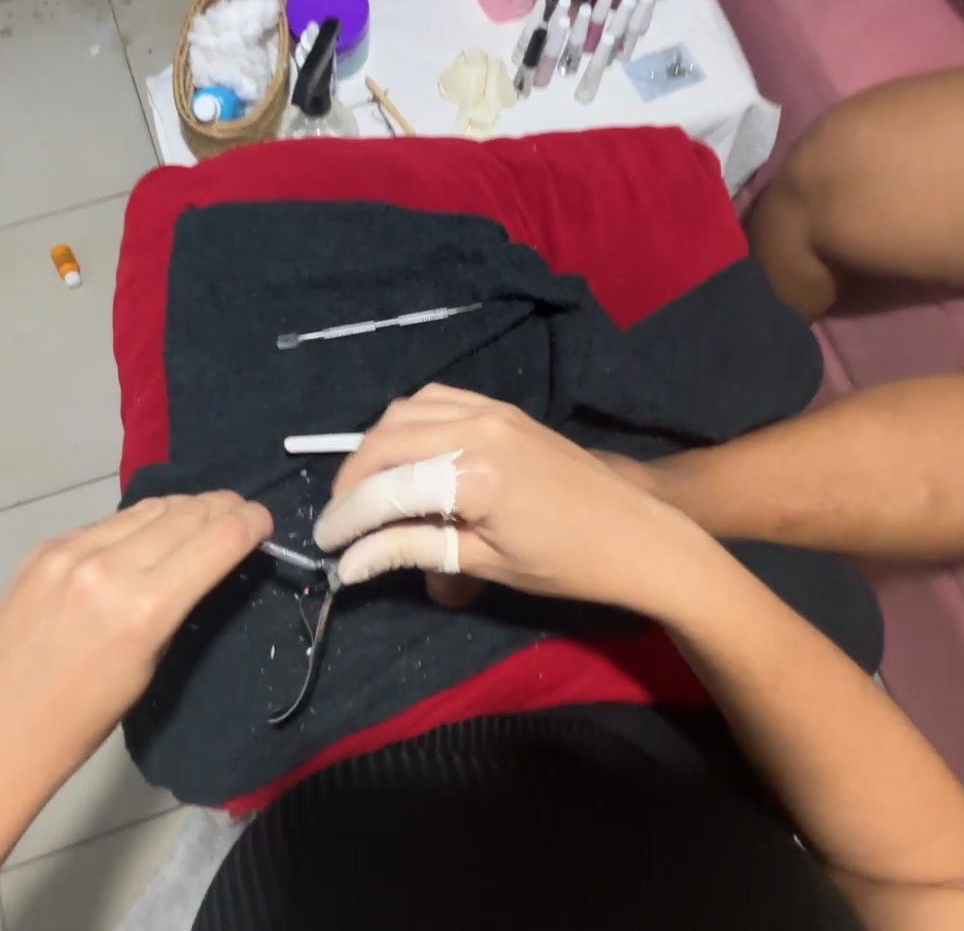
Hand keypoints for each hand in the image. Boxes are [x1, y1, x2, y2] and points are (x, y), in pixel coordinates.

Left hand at [0, 492, 271, 795]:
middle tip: (242, 512)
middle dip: (223, 507)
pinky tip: (145, 536)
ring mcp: (69, 551)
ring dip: (185, 508)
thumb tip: (208, 557)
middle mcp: (107, 566)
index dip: (252, 522)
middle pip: (187, 511)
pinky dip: (139, 523)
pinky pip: (108, 521)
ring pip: (148, 507)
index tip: (264, 522)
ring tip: (202, 515)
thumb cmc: (83, 721)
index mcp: (144, 607)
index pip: (219, 538)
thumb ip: (181, 601)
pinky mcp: (43, 547)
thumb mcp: (151, 664)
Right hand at [315, 385, 719, 610]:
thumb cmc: (567, 564)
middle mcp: (477, 428)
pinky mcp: (502, 407)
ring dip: (375, 446)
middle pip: (384, 440)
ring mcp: (491, 410)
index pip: (386, 490)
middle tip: (342, 518)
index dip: (346, 518)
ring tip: (371, 487)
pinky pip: (436, 398)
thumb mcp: (485, 564)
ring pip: (405, 410)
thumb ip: (412, 550)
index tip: (325, 544)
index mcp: (475, 475)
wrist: (639, 534)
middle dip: (351, 480)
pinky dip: (408, 421)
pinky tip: (408, 452)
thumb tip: (349, 562)